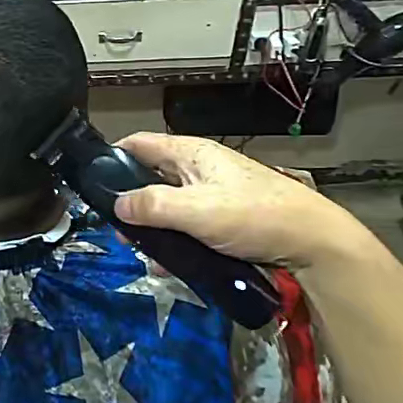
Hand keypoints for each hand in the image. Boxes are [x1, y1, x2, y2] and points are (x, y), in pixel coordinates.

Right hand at [114, 132, 373, 271]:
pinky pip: (186, 220)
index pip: (139, 143)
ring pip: (168, 202)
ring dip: (153, 223)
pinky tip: (170, 259)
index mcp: (191, 152)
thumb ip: (153, 206)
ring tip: (142, 249)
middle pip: (150, 174)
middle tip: (119, 230)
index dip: (112, 156)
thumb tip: (116, 204)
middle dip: (131, 200)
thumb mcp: (196, 211)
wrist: (310, 240)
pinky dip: (174, 235)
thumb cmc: (253, 216)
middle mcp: (198, 166)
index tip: (91, 183)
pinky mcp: (223, 215)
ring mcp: (212, 191)